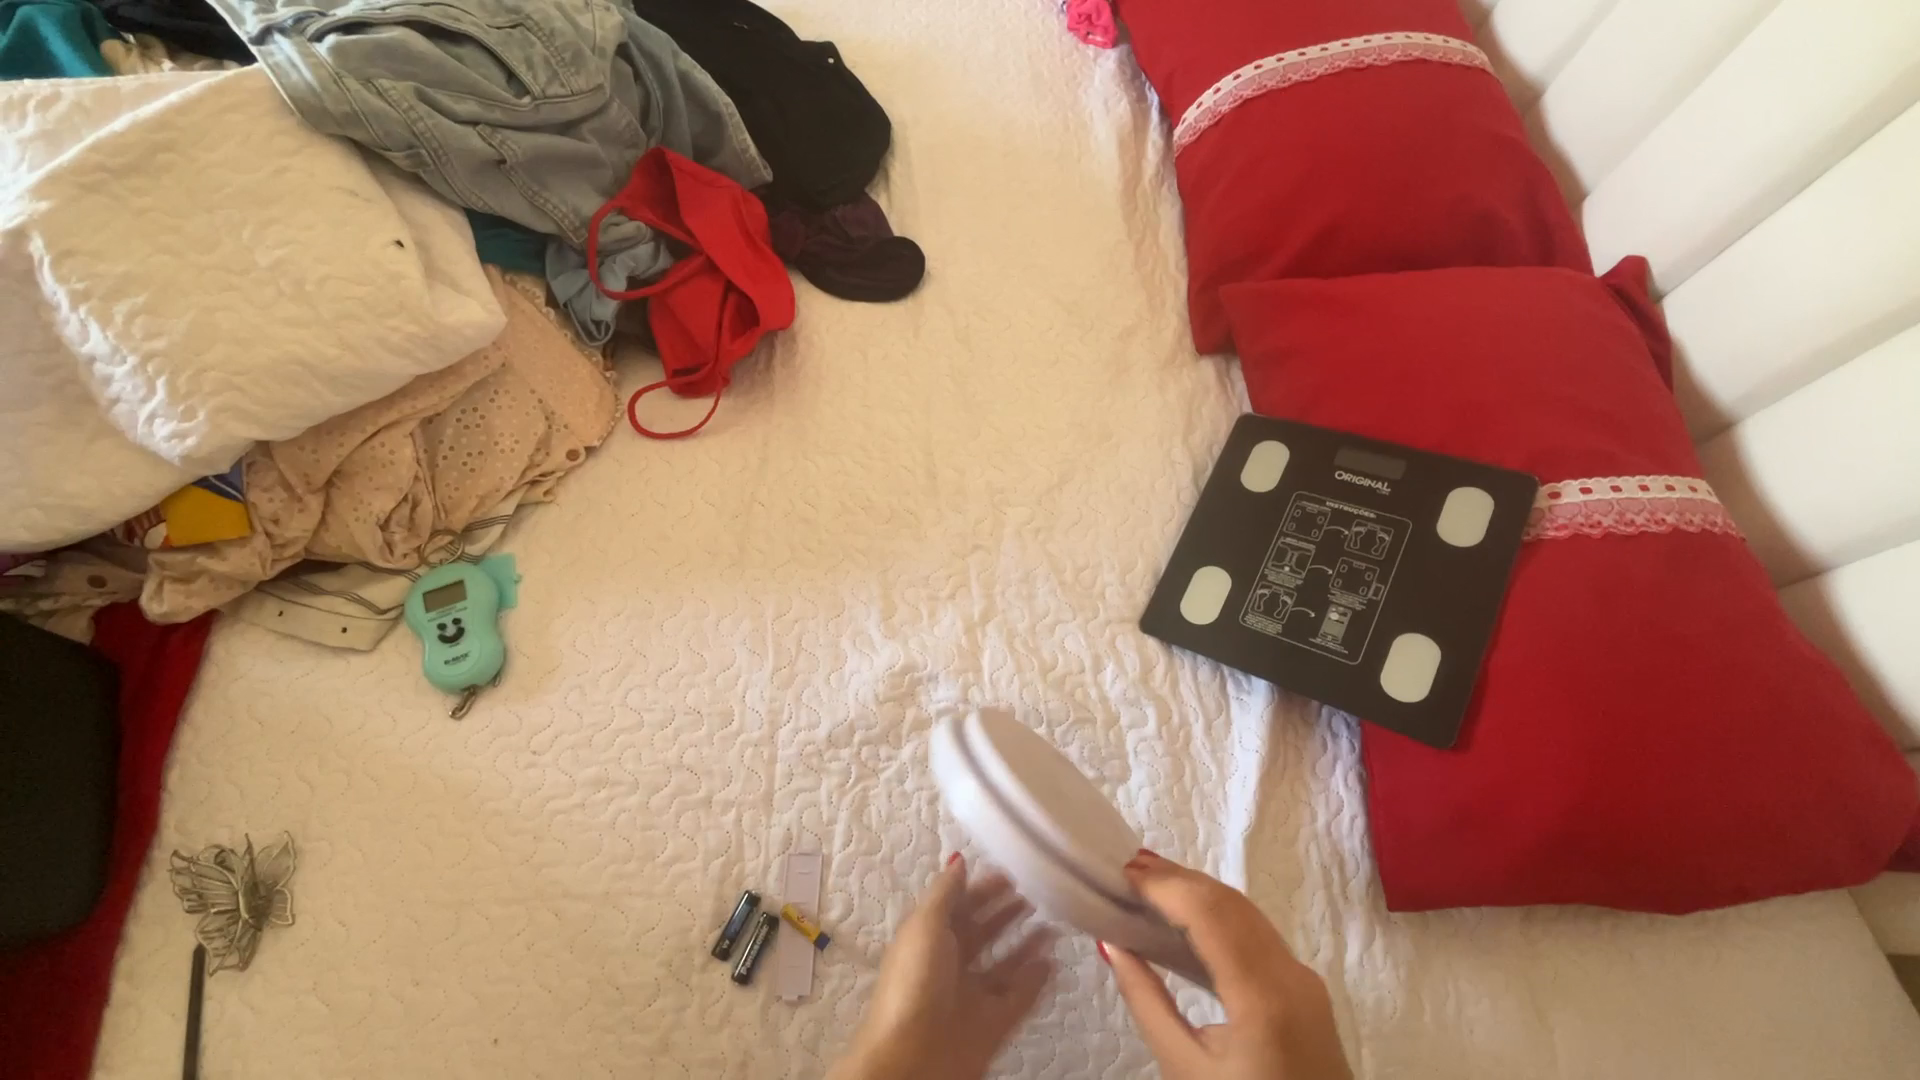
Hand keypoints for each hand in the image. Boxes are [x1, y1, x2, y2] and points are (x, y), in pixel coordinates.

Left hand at [829, 856, 1057, 1079]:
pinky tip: (1053, 961)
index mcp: (928, 938)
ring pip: (1004, 962)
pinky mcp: (992, 1023)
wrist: (913, 1060)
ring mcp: (972, 995)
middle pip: (983, 931)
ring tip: (1052, 922)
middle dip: (1006, 911)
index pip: (959, 906)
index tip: (1011, 872)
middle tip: (1035, 893)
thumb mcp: (925, 925)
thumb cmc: (914, 984)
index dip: (983, 889)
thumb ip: (946, 893)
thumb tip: (960, 860)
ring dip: (1026, 942)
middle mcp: (950, 964)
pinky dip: (1035, 979)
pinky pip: (1018, 996)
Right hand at [1102, 851, 1349, 1079]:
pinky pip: (1257, 932)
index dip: (1164, 884)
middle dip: (1176, 878)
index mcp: (1263, 997)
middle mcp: (1291, 975)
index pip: (1209, 913)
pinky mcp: (1305, 987)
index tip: (1122, 871)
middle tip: (1127, 867)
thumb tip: (1111, 944)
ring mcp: (1304, 979)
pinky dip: (1217, 912)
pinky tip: (1186, 914)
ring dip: (1196, 890)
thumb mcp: (1185, 1070)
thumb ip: (1146, 1002)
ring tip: (1149, 881)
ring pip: (1245, 911)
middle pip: (1228, 903)